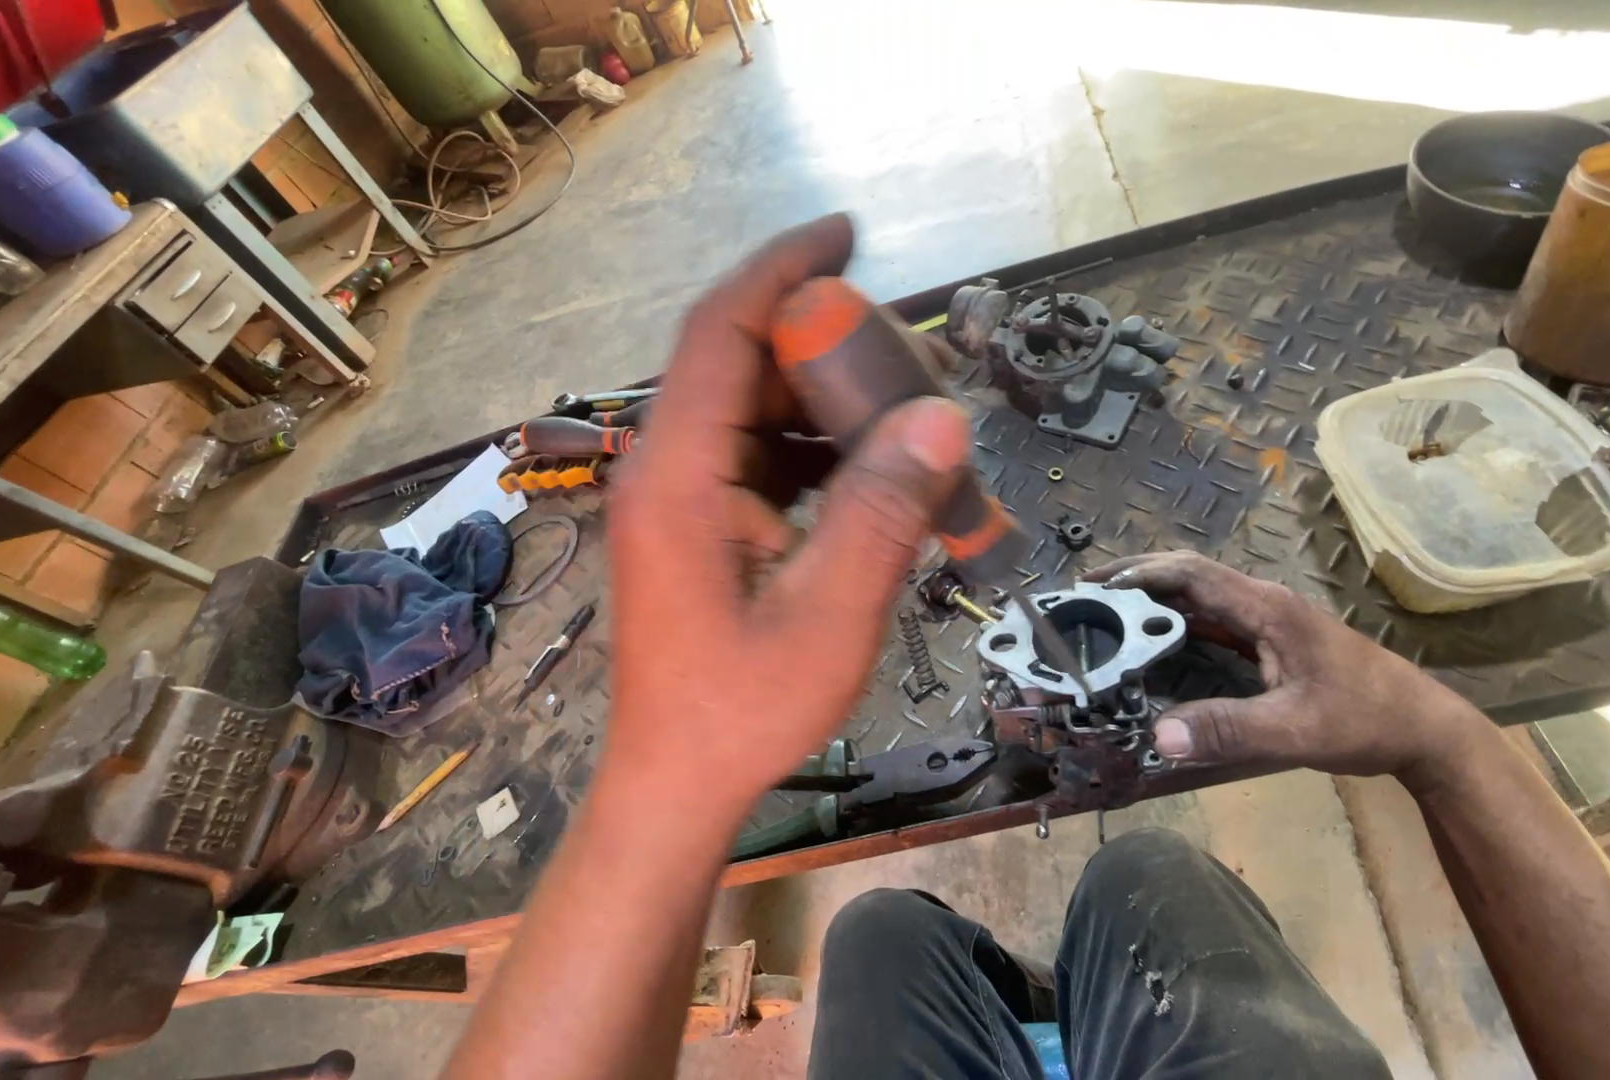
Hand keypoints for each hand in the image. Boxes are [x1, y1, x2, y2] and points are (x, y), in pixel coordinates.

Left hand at [604, 216, 969, 820]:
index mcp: (678, 476)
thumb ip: (883, 512)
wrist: (676, 784)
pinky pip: (760, 459)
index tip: (846, 235)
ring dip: (827, 403)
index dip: (782, 270)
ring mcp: (680, 499)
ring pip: (756, 412)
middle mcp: (667, 470)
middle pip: (743, 366)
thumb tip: (942, 418)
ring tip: (903, 415)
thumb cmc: (740, 711)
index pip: (722, 332)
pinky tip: (870, 473)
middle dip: (825, 346)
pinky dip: (816, 451)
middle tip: (909, 356)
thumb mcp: (829, 617)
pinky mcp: (699, 527)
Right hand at [1083, 552, 1489, 790]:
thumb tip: (1158, 735)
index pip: (1191, 573)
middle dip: (1136, 576)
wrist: (1424, 728)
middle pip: (1188, 574)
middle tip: (1087, 591)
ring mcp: (1267, 620)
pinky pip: (1211, 618)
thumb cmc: (1364, 719)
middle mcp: (1261, 602)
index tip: (1095, 584)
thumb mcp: (1295, 729)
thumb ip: (1229, 729)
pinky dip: (1174, 619)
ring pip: (1198, 594)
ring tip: (1107, 610)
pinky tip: (1153, 637)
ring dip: (1153, 596)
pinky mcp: (1271, 639)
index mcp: (1265, 607)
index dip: (1140, 573)